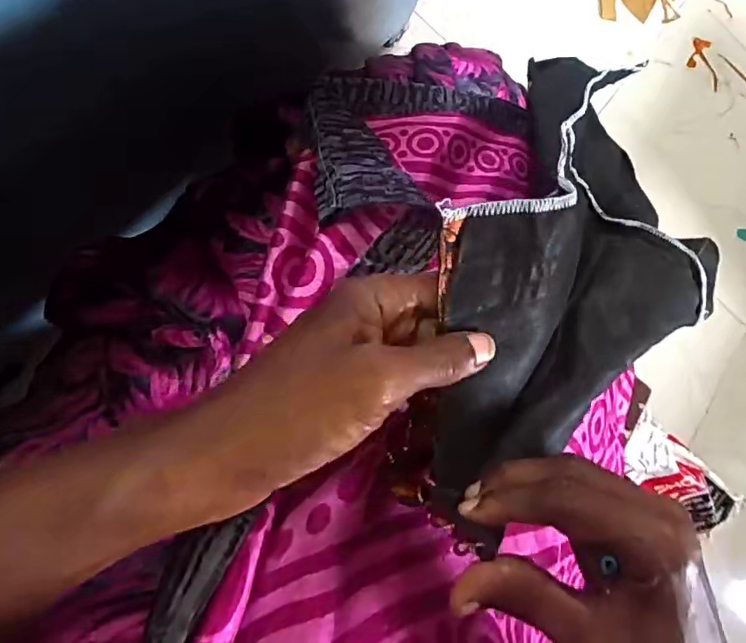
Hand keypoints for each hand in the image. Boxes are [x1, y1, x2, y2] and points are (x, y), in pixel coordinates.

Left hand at [181, 273, 494, 513]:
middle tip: (515, 372)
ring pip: (412, 358)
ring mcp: (353, 356)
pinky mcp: (345, 390)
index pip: (434, 288)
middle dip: (461, 346)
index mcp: (369, 298)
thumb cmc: (304, 407)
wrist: (226, 458)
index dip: (472, 307)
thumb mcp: (379, 380)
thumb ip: (437, 359)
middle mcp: (363, 318)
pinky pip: (393, 385)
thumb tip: (489, 342)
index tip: (519, 330)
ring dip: (441, 378)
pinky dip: (417, 399)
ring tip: (494, 396)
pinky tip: (450, 419)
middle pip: (426, 322)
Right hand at [451, 456, 697, 642]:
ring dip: (528, 482)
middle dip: (516, 482)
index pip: (570, 497)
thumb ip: (526, 597)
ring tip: (485, 498)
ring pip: (578, 473)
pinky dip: (548, 491)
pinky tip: (519, 500)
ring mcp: (653, 502)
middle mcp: (657, 504)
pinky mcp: (642, 509)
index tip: (468, 510)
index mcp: (653, 535)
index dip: (513, 499)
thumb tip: (457, 586)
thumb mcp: (589, 638)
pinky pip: (588, 486)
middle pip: (573, 474)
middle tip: (469, 499)